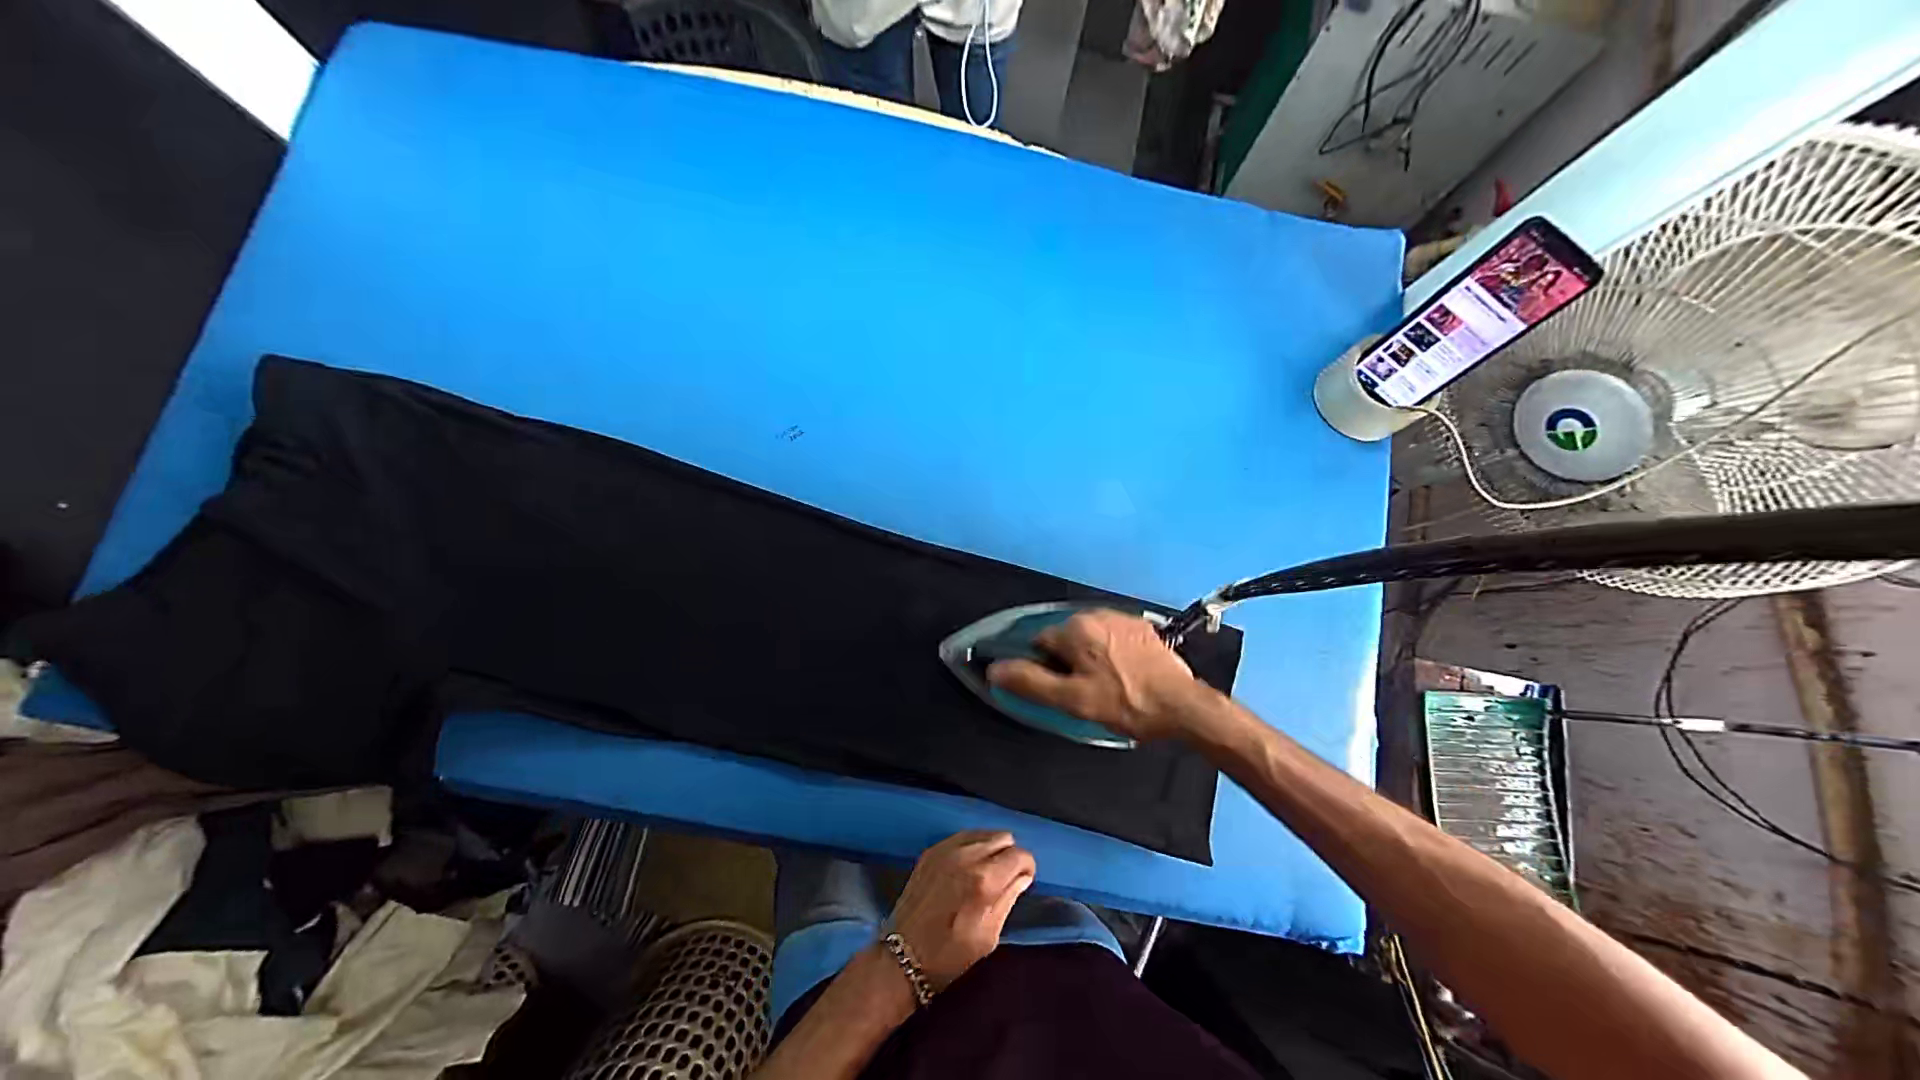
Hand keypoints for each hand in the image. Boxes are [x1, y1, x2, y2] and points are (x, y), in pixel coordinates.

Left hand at [889, 831, 1034, 989]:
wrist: (903, 955)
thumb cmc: (950, 954)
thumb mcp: (989, 936)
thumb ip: (1009, 899)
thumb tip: (1022, 876)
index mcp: (984, 880)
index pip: (1020, 855)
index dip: (1026, 868)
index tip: (1023, 882)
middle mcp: (966, 856)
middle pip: (1003, 838)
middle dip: (1009, 856)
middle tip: (1005, 878)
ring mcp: (946, 849)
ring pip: (983, 833)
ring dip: (991, 848)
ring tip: (986, 872)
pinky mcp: (931, 851)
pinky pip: (963, 836)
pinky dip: (972, 846)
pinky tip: (967, 867)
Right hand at [986, 608, 1216, 741]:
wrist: (1182, 706)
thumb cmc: (1125, 703)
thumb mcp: (1072, 701)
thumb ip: (1031, 682)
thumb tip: (995, 669)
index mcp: (1075, 628)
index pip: (1040, 643)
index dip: (1046, 669)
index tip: (1063, 690)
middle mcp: (1096, 614)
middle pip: (1065, 638)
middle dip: (1068, 662)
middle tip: (1086, 692)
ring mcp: (1122, 618)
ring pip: (1089, 638)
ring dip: (1090, 657)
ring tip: (1108, 686)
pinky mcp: (1142, 628)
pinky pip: (1112, 638)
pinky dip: (1111, 653)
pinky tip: (1125, 675)